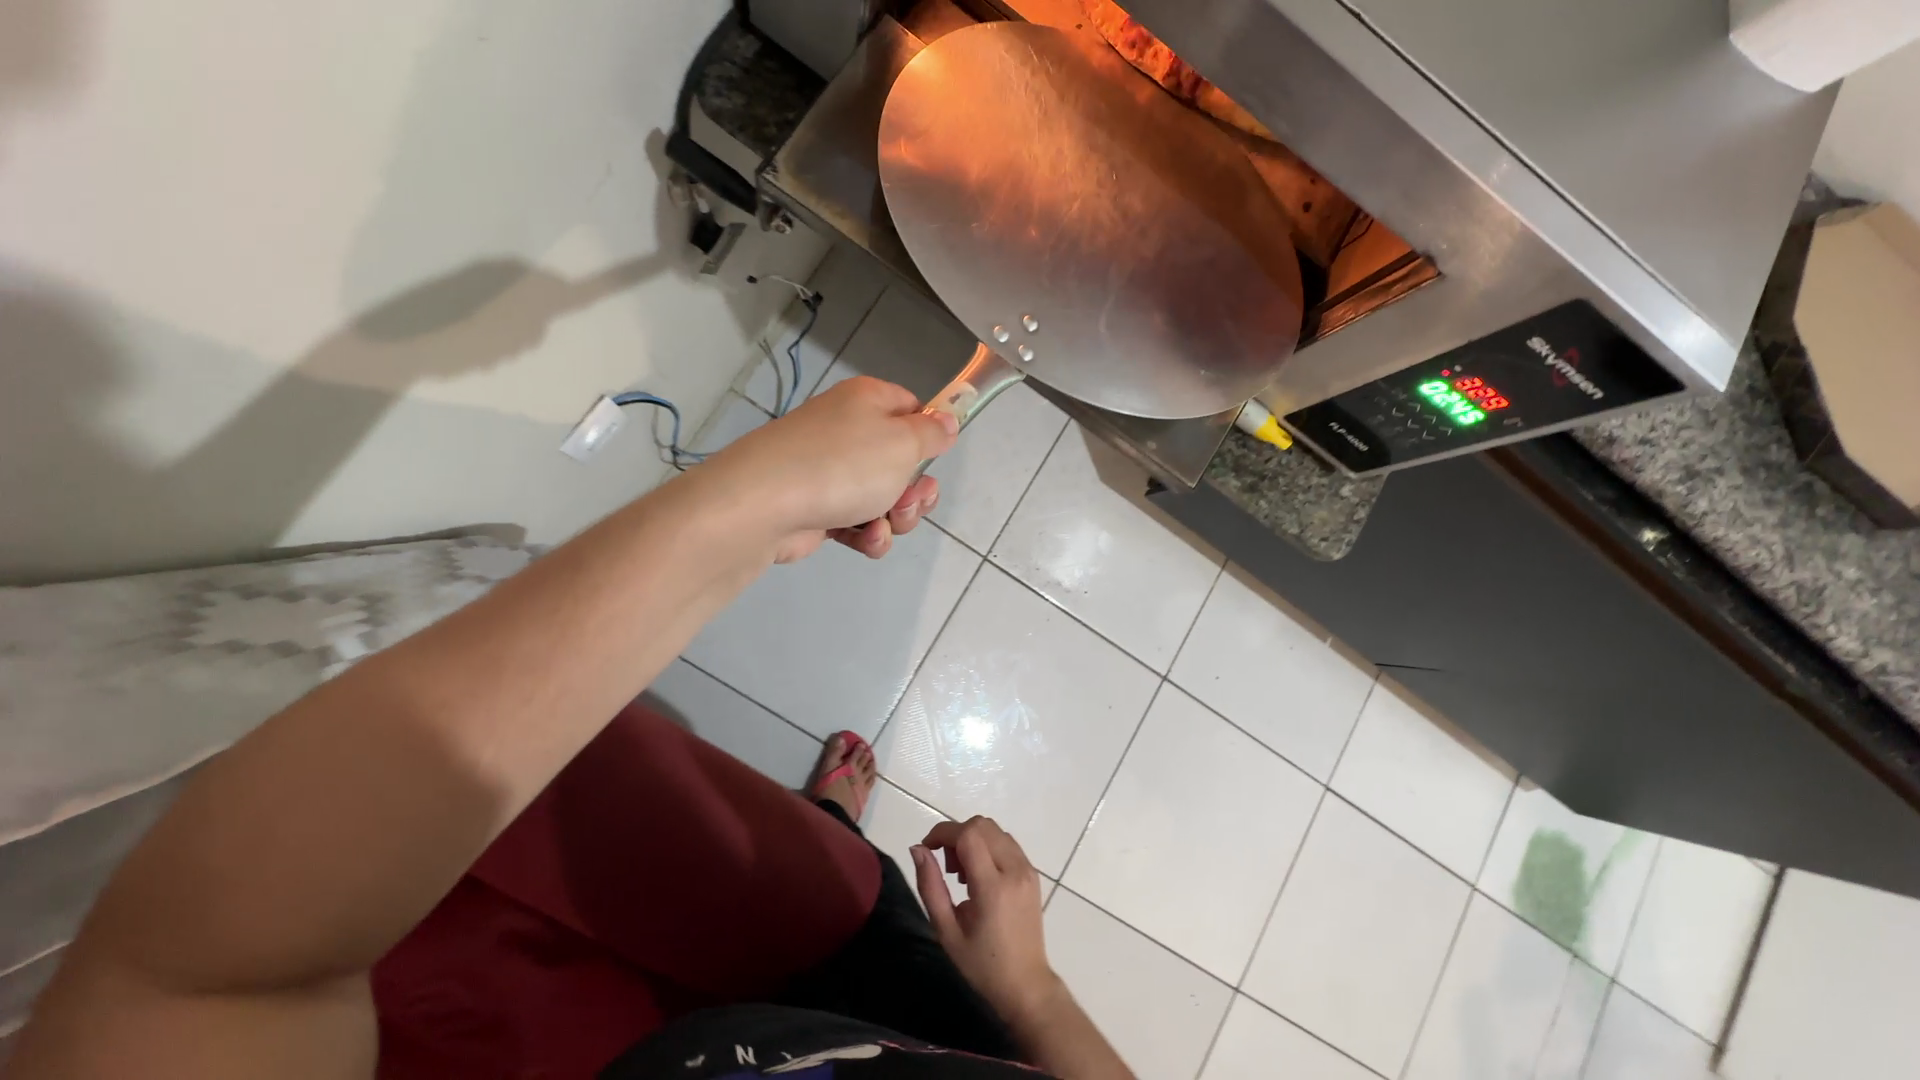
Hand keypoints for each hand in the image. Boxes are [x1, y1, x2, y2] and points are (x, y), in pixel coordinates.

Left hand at [703, 377, 958, 562]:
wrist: (766, 504)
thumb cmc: (844, 464)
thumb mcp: (904, 442)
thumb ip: (932, 433)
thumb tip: (947, 419)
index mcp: (869, 401)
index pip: (911, 409)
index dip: (928, 435)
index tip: (937, 457)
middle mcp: (848, 431)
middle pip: (902, 462)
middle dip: (916, 491)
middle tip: (909, 501)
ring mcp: (831, 472)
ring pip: (884, 498)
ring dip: (895, 518)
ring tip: (883, 523)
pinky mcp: (818, 509)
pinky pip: (858, 522)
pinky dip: (867, 534)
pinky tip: (866, 539)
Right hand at [912, 817, 1059, 1023]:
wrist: (1025, 984)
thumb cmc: (982, 964)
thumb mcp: (947, 931)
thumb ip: (930, 886)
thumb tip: (918, 849)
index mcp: (993, 887)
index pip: (968, 835)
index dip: (943, 833)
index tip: (927, 849)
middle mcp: (1015, 871)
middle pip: (982, 825)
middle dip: (957, 836)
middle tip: (947, 868)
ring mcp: (1028, 870)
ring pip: (995, 830)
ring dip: (973, 840)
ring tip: (962, 876)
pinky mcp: (1033, 874)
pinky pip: (1007, 843)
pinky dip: (988, 847)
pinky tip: (979, 877)